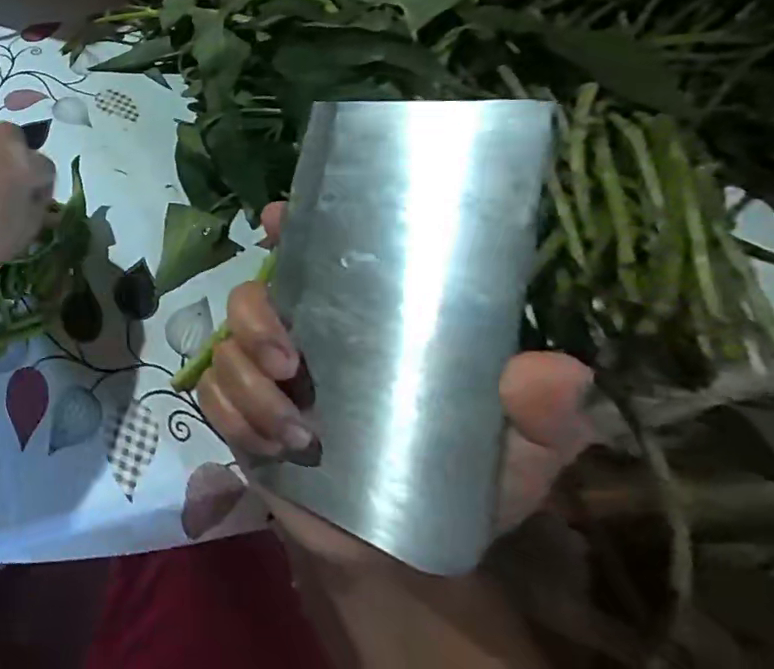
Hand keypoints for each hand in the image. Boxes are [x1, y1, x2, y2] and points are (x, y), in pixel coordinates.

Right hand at [200, 202, 595, 567]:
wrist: (392, 554)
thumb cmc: (454, 484)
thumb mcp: (513, 452)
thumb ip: (538, 416)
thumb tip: (562, 371)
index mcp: (353, 324)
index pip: (310, 261)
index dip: (285, 230)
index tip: (274, 220)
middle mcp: (298, 336)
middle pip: (248, 298)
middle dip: (255, 324)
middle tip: (289, 367)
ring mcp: (261, 376)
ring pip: (224, 350)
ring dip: (248, 388)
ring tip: (296, 436)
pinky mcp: (236, 415)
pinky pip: (211, 397)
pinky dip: (233, 417)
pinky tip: (271, 450)